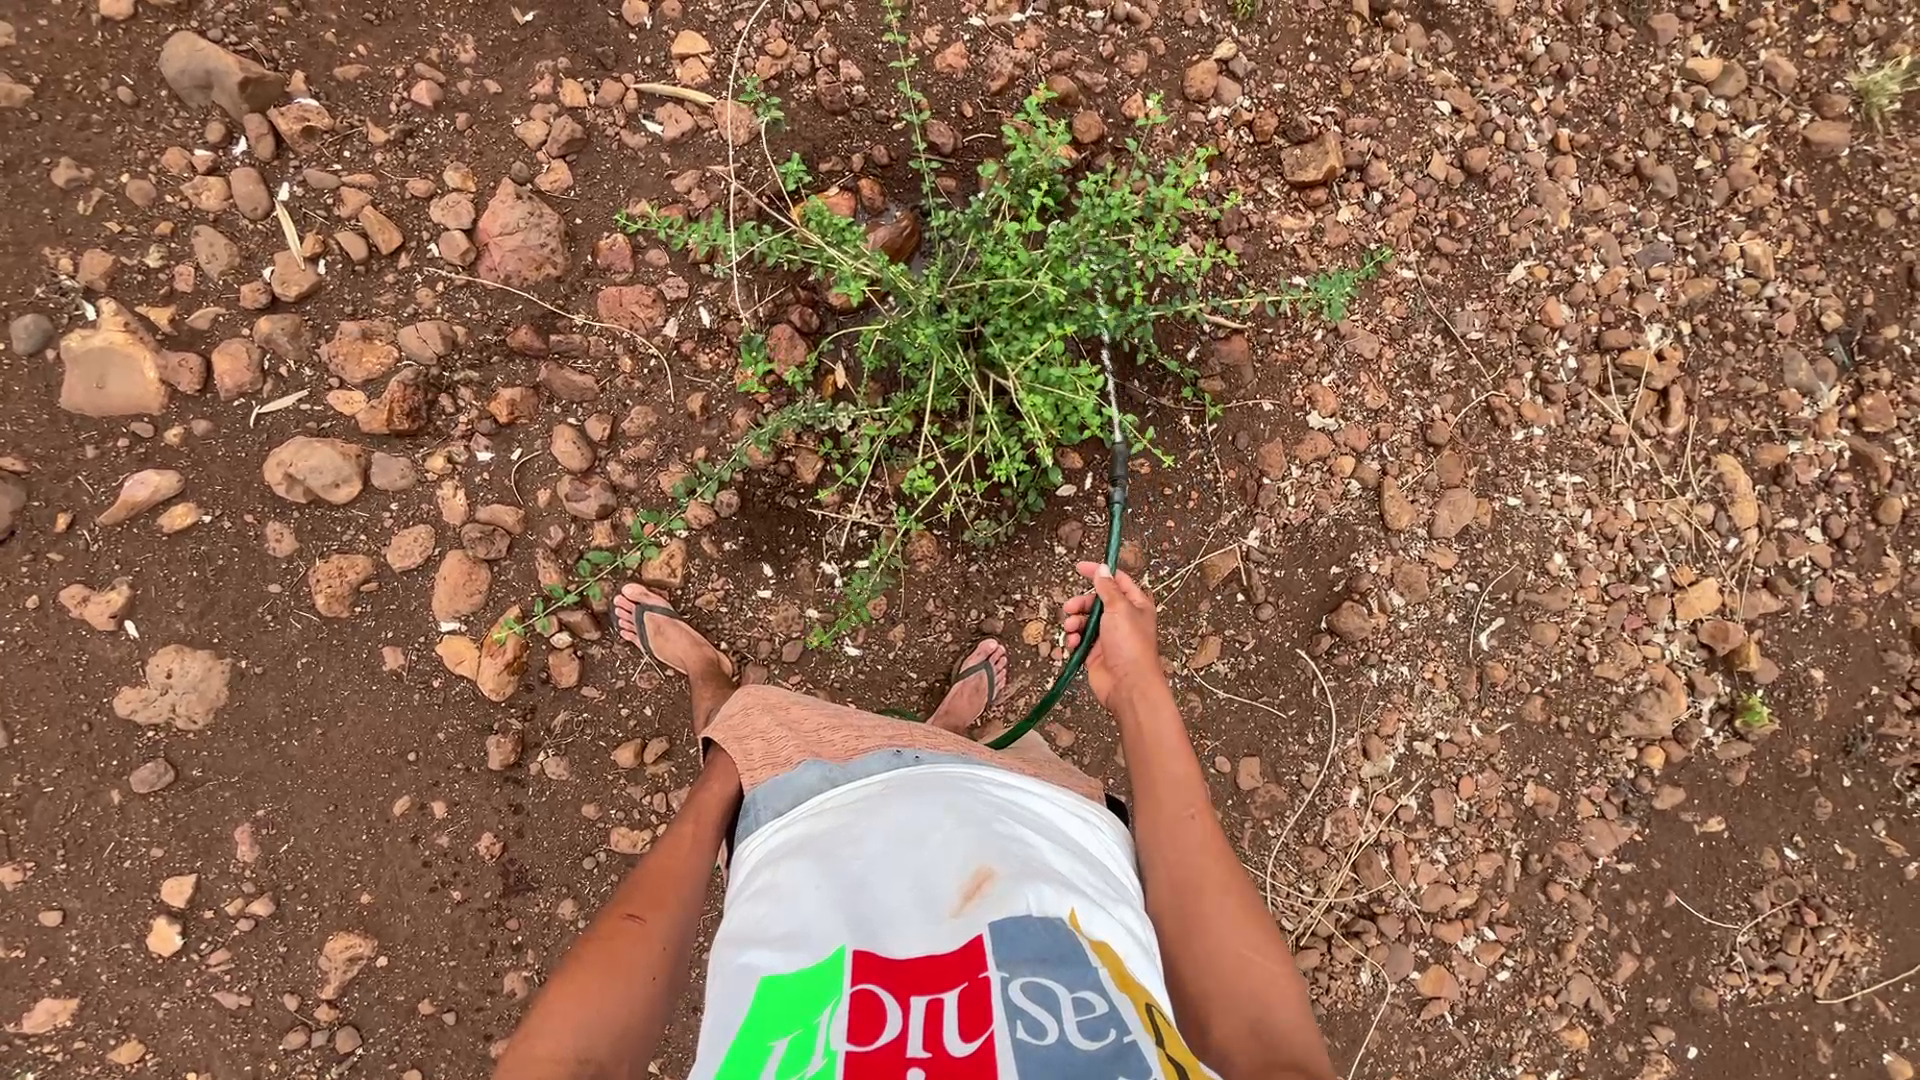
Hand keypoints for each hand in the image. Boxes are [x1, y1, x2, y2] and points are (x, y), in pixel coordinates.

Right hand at [1060, 561, 1165, 712]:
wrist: (1128, 685)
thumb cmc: (1131, 647)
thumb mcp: (1119, 608)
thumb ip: (1108, 587)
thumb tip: (1103, 569)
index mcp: (1135, 604)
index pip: (1116, 581)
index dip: (1099, 573)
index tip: (1080, 567)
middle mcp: (1122, 619)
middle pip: (1095, 601)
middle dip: (1080, 603)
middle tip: (1071, 607)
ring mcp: (1108, 636)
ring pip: (1084, 620)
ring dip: (1074, 622)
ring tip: (1072, 628)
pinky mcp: (1095, 652)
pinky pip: (1079, 639)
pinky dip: (1073, 639)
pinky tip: (1073, 643)